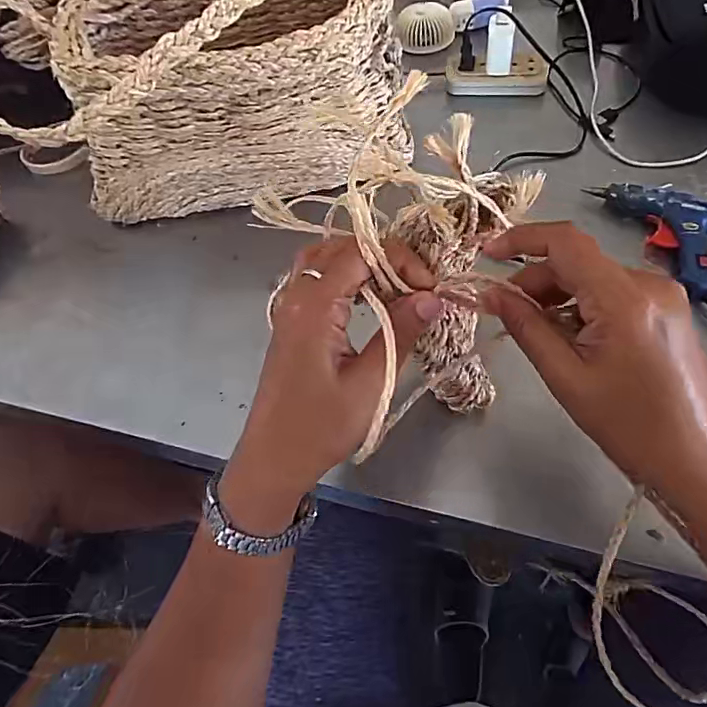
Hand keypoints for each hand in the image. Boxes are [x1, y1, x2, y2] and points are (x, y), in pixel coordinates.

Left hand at [228, 237, 440, 530]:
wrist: (273, 458)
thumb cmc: (320, 427)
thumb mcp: (370, 382)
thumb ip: (401, 332)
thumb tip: (433, 297)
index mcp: (313, 307)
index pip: (360, 253)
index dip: (400, 260)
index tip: (429, 288)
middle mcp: (296, 296)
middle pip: (341, 248)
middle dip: (385, 258)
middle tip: (419, 287)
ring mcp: (289, 307)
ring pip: (326, 260)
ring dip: (364, 264)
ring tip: (399, 289)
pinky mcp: (291, 321)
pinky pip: (317, 279)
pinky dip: (346, 277)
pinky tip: (370, 299)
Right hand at [478, 222, 706, 493]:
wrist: (702, 460)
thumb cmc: (631, 427)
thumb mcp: (567, 378)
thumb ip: (527, 328)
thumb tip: (491, 294)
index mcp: (624, 298)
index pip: (566, 242)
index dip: (521, 239)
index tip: (487, 253)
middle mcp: (648, 283)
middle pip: (578, 261)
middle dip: (536, 280)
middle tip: (505, 314)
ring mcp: (663, 294)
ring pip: (594, 277)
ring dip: (558, 295)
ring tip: (539, 334)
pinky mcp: (667, 308)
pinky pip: (613, 292)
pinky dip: (584, 305)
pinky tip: (572, 339)